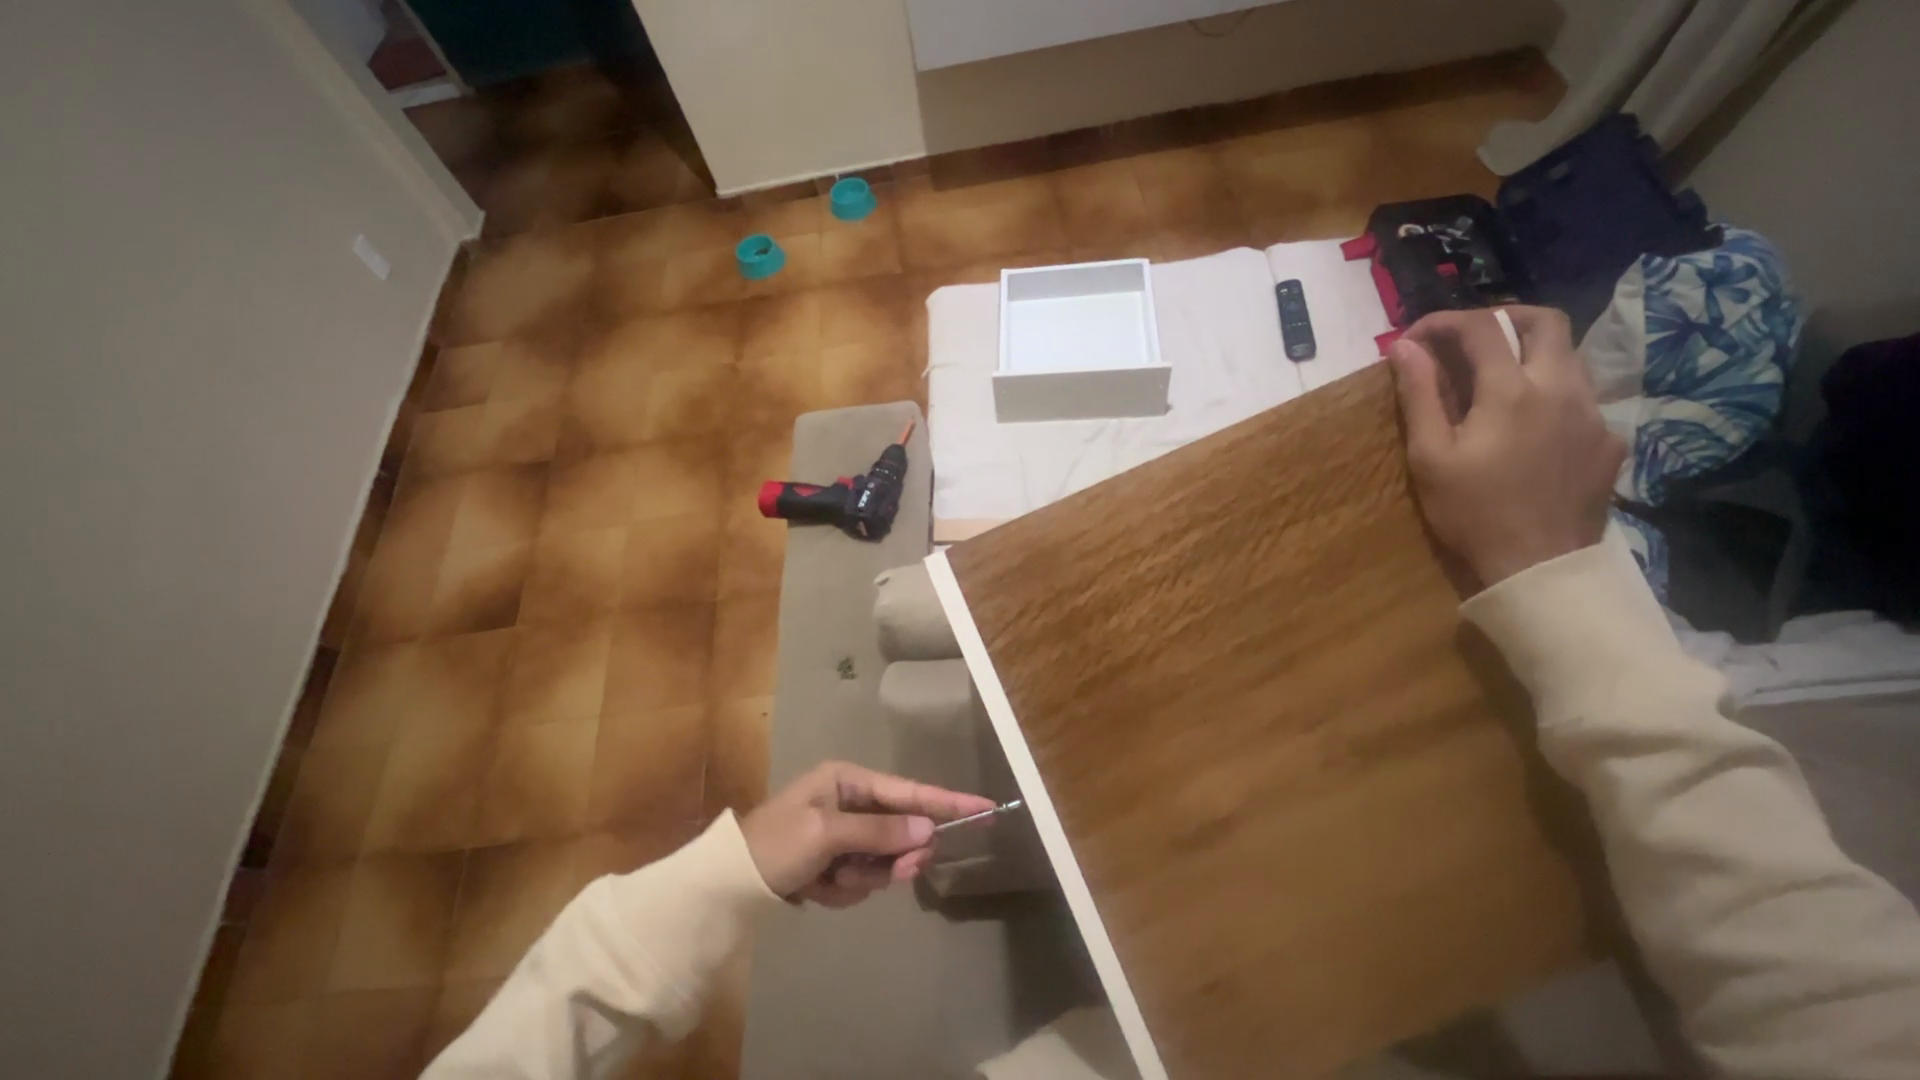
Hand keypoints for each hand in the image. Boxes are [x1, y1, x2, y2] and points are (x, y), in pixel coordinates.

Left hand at [738, 761, 995, 906]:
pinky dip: (844, 890)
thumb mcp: (826, 833)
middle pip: (901, 831)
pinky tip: (817, 890)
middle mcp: (850, 802)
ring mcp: (843, 834)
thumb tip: (927, 829)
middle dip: (895, 857)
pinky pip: (862, 879)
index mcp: (847, 781)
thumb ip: (879, 831)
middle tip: (897, 874)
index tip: (986, 808)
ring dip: (863, 878)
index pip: (909, 791)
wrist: (729, 884)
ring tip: (831, 881)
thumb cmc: (776, 845)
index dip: (948, 802)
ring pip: (883, 861)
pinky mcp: (834, 862)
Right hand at [1389, 306, 1625, 587]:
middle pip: (1546, 320)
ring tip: (1495, 382)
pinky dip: (1548, 395)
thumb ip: (1419, 395)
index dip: (1443, 322)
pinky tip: (1528, 428)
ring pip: (1568, 357)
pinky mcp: (1609, 440)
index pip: (1481, 327)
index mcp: (1512, 390)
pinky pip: (1581, 399)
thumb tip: (1404, 348)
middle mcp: (1562, 388)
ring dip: (1528, 355)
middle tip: (1468, 338)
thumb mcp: (1430, 456)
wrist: (1539, 567)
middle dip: (1502, 317)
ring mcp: (1594, 413)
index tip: (1415, 338)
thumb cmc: (1472, 512)